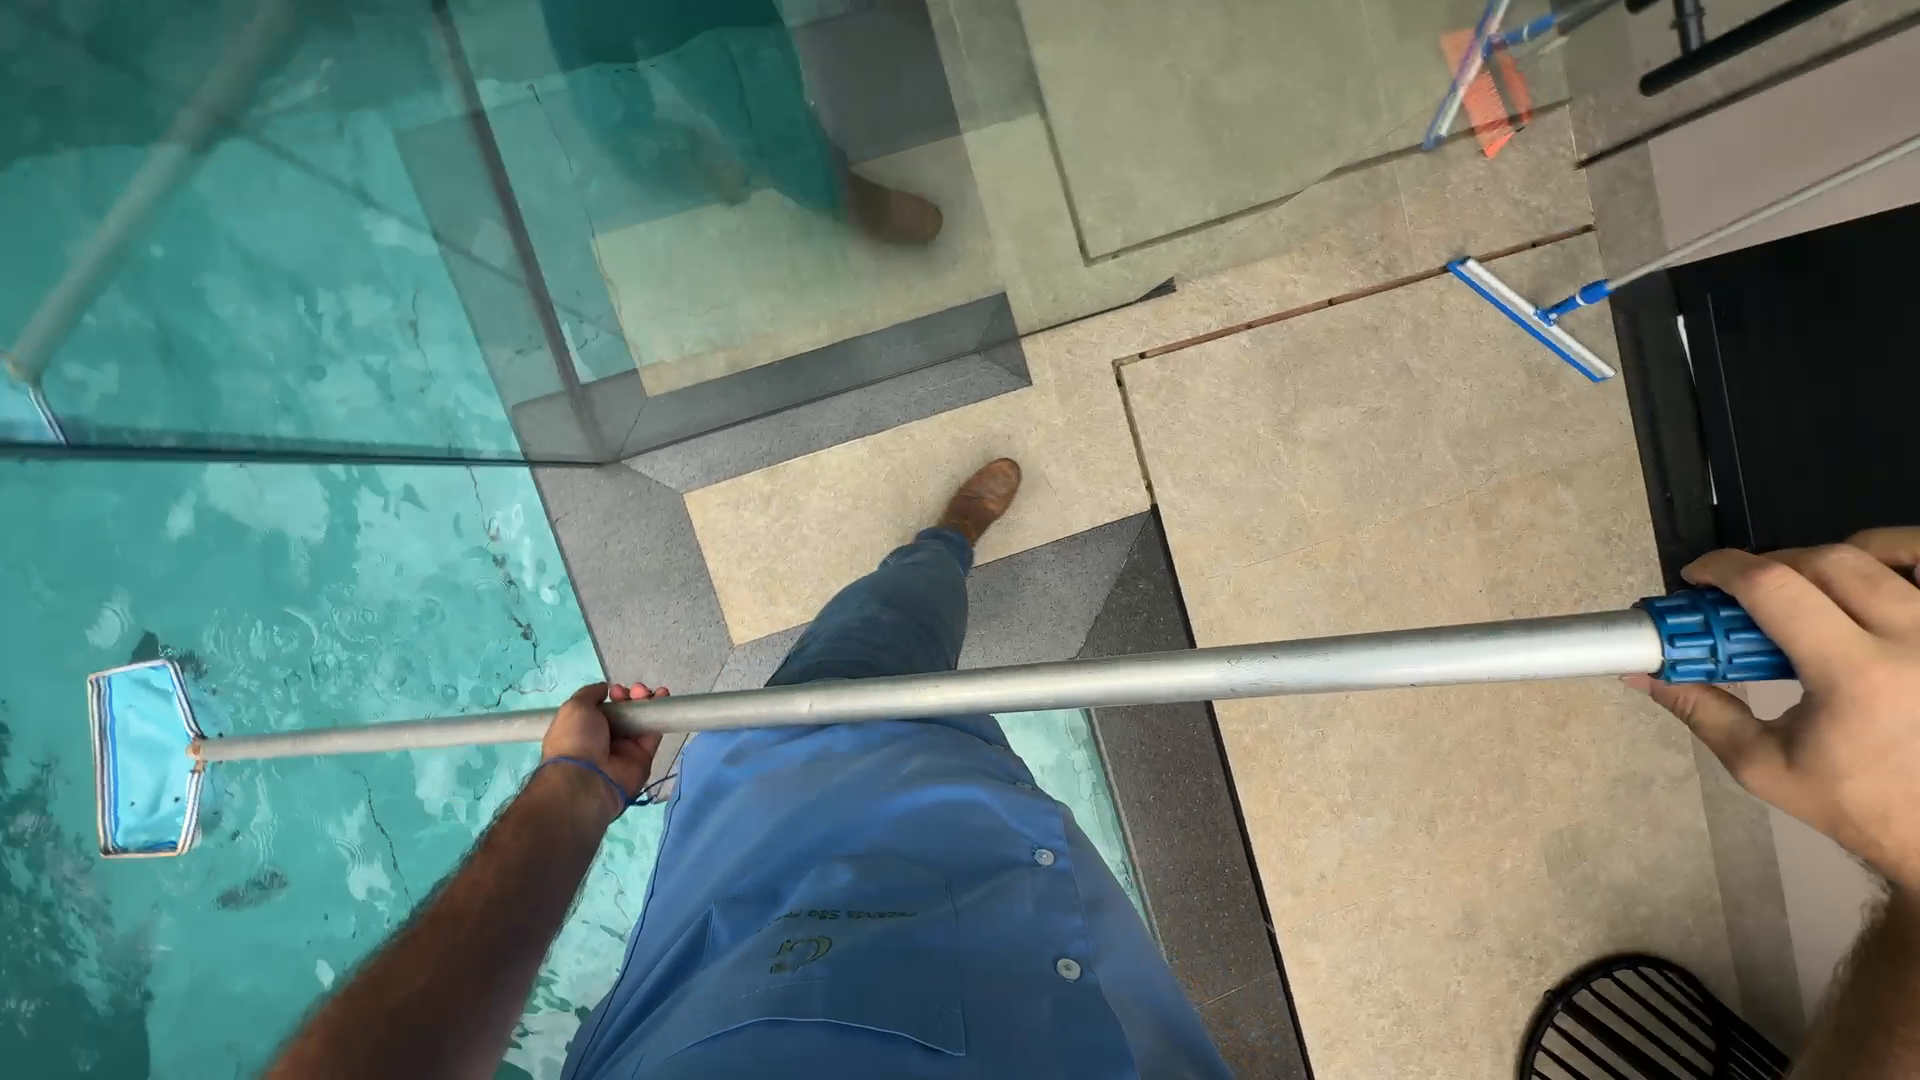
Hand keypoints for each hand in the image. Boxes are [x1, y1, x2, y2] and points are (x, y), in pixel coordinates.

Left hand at [541, 682, 668, 812]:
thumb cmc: (575, 739)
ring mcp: (624, 749)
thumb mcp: (573, 708)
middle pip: (623, 713)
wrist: (587, 779)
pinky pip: (653, 733)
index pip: (602, 710)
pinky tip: (663, 698)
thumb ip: (590, 694)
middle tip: (634, 692)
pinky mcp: (643, 757)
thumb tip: (605, 688)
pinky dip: (659, 716)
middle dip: (630, 697)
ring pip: (640, 721)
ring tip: (648, 693)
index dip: (611, 697)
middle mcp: (603, 739)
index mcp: (583, 729)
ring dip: (646, 702)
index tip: (615, 690)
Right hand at [1627, 529, 1919, 890]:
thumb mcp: (1761, 762)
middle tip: (1743, 593)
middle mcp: (1919, 644)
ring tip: (1812, 585)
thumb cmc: (1861, 803)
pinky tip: (1880, 578)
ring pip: (1892, 553)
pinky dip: (1903, 558)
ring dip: (1836, 557)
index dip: (1723, 569)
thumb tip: (1640, 673)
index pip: (1774, 587)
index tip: (1698, 577)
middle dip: (1769, 566)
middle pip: (1828, 562)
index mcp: (1859, 677)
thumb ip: (1698, 708)